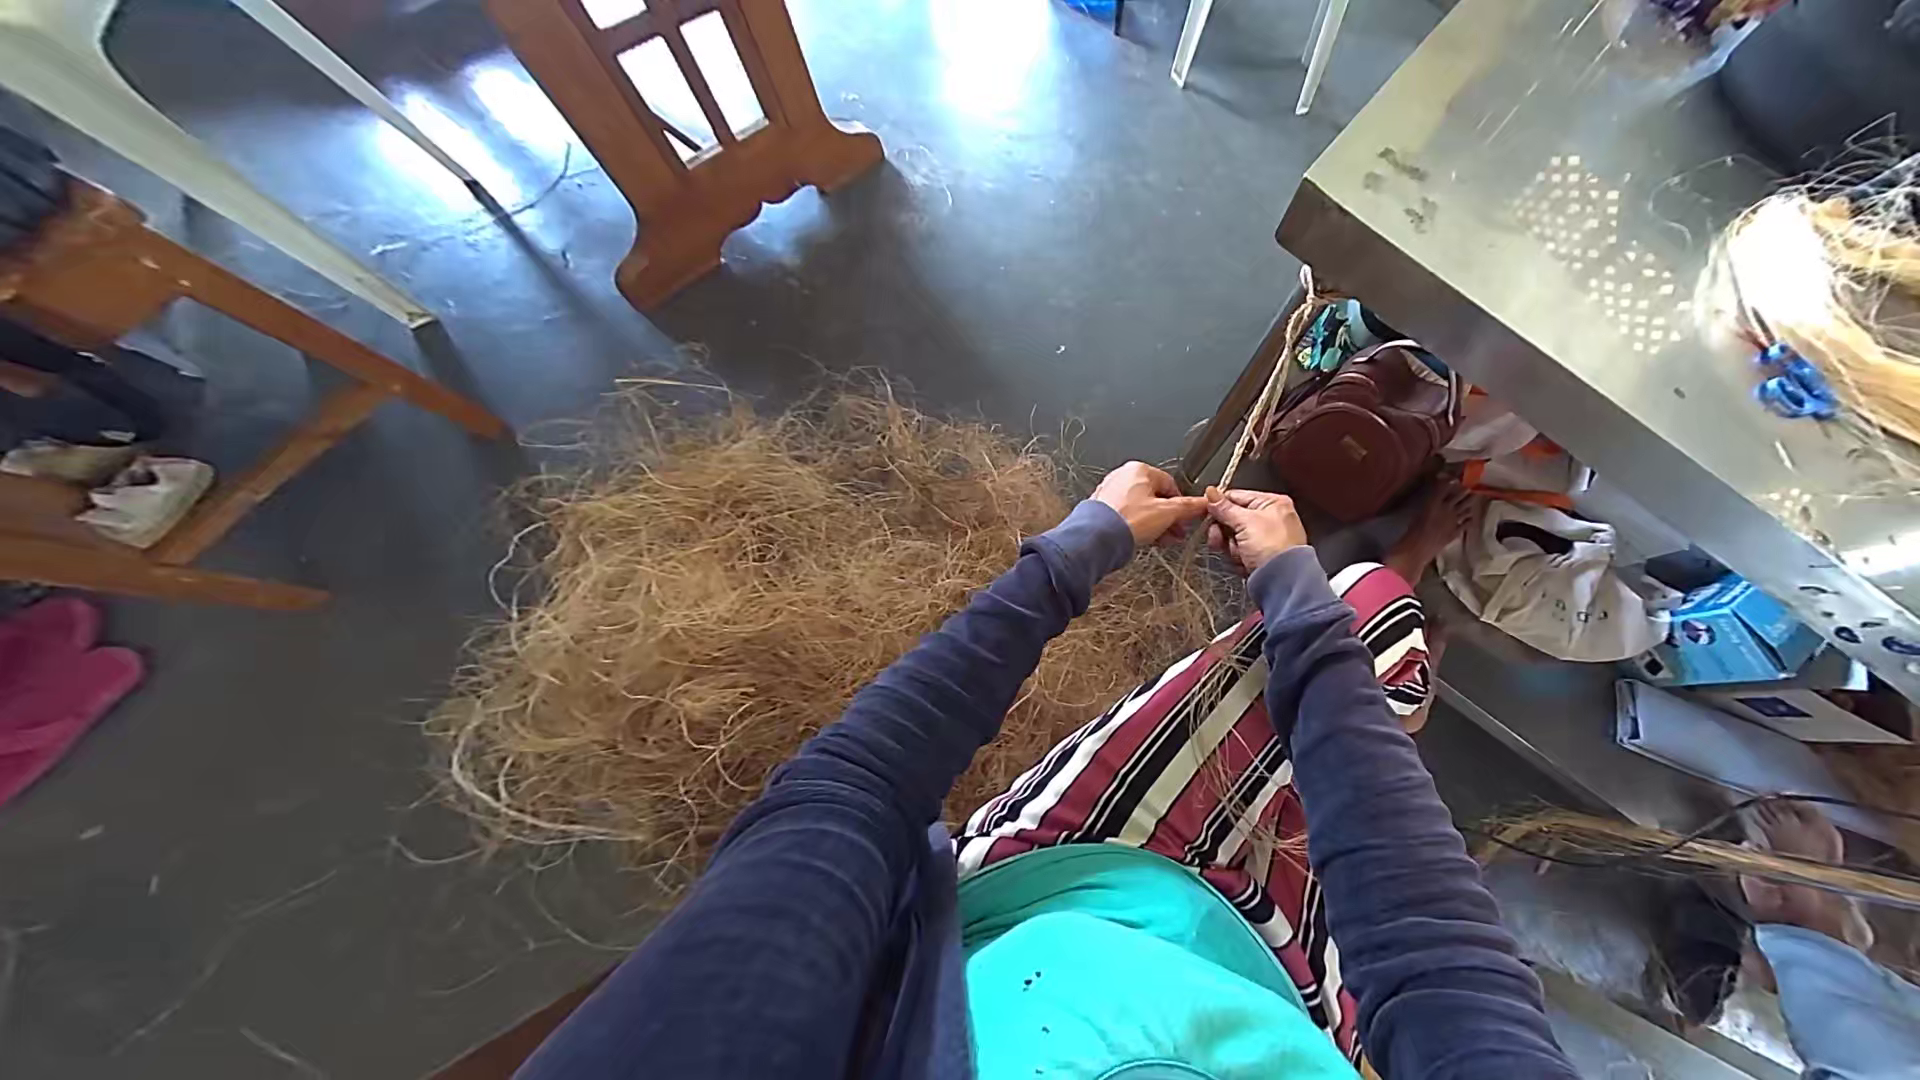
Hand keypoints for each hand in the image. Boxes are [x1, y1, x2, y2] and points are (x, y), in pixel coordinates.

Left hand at [1091, 462, 1208, 547]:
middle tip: (1176, 532)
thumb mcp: (1166, 513)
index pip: (1170, 484)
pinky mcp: (1102, 509)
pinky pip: (1127, 515)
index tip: (1187, 518)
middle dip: (1169, 517)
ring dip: (1156, 524)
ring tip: (1163, 539)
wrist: (1096, 538)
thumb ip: (1188, 507)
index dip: (1182, 503)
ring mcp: (1110, 492)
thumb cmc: (1126, 521)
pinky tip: (1144, 539)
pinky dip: (1138, 526)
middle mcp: (1122, 477)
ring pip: (1141, 508)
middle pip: (1155, 497)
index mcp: (1138, 470)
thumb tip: (1203, 504)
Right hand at [1205, 486, 1306, 574]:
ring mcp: (1263, 537)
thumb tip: (1210, 492)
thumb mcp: (1245, 522)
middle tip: (1219, 536)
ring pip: (1231, 535)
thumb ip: (1224, 507)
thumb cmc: (1272, 547)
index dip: (1218, 505)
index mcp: (1271, 503)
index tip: (1204, 512)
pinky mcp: (1258, 553)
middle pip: (1231, 517)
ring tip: (1235, 551)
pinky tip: (1241, 559)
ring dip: (1228, 544)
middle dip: (1222, 529)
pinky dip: (1236, 554)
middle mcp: (1269, 517)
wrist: (1282, 580)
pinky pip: (1237, 549)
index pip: (1236, 497)